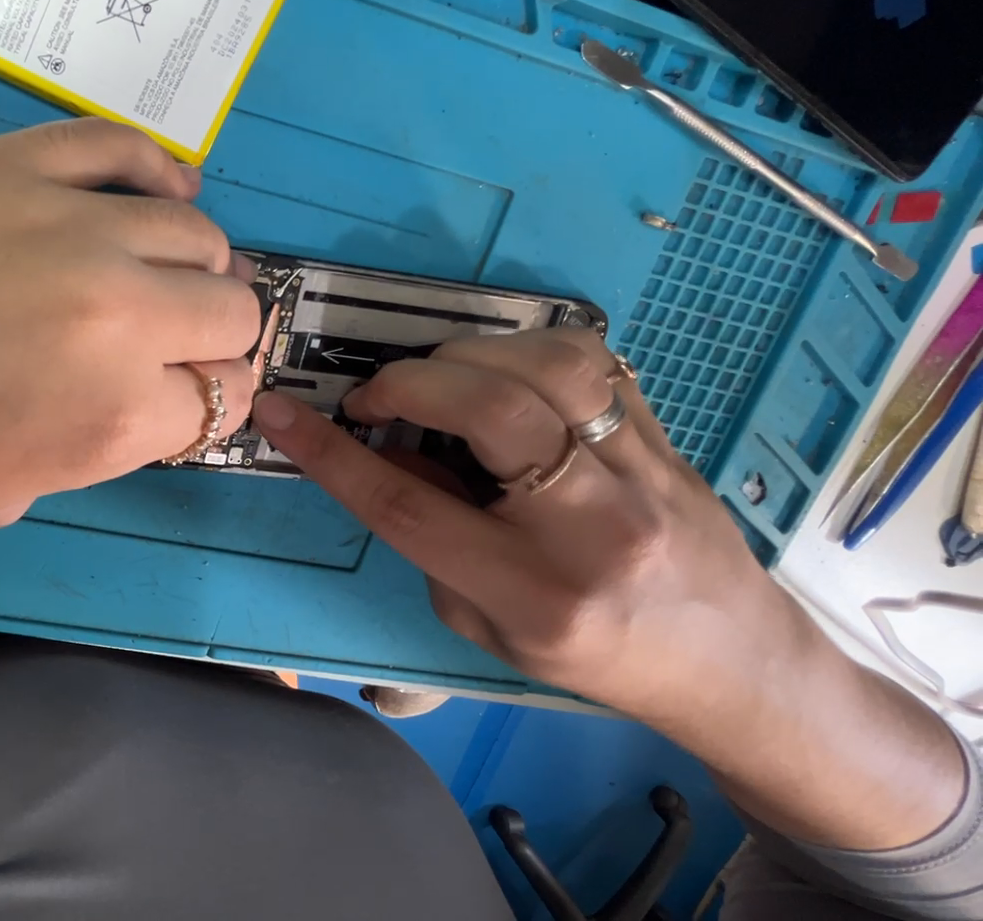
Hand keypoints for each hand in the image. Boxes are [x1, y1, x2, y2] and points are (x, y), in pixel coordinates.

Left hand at [0, 119, 258, 527]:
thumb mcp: (1, 493)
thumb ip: (92, 444)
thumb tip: (136, 399)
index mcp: (112, 416)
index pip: (217, 402)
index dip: (197, 407)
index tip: (171, 400)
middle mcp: (118, 313)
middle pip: (231, 312)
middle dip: (208, 340)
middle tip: (162, 346)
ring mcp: (71, 223)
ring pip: (199, 233)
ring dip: (188, 267)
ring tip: (144, 278)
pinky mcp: (18, 161)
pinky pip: (127, 149)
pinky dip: (157, 177)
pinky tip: (150, 200)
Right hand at [252, 327, 968, 850]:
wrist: (737, 668)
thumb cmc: (590, 657)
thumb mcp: (483, 623)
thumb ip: (427, 541)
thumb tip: (388, 452)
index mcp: (532, 591)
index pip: (408, 507)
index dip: (331, 454)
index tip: (279, 413)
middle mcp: (592, 526)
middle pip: (493, 414)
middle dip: (408, 385)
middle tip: (374, 398)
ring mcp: (643, 471)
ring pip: (551, 368)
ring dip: (467, 357)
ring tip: (438, 381)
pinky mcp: (666, 435)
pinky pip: (594, 359)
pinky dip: (524, 348)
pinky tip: (497, 372)